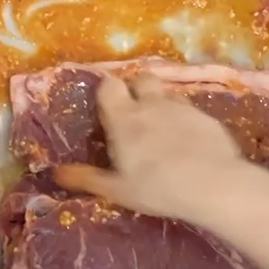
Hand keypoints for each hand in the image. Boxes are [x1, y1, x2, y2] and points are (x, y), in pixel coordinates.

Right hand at [55, 74, 268, 224]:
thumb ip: (85, 178)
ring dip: (161, 103)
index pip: (109, 85)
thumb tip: (55, 173)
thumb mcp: (116, 189)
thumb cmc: (156, 187)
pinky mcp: (207, 117)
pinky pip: (191, 110)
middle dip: (136, 90)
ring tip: (162, 128)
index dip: (107, 91)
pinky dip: (186, 119)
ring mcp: (182, 108)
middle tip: (135, 114)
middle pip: (141, 79)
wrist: (214, 185)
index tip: (107, 108)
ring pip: (167, 93)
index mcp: (124, 118)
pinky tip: (189, 142)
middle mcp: (151, 104)